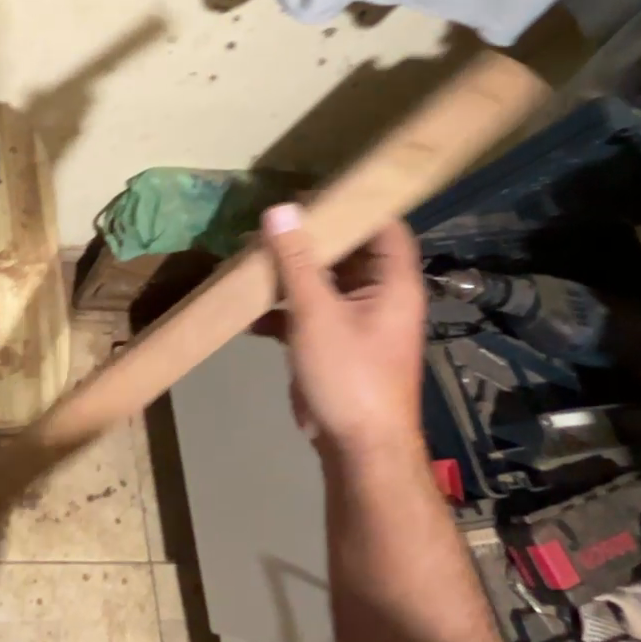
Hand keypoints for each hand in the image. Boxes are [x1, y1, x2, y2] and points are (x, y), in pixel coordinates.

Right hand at [257, 203, 427, 459]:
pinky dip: (279, 311)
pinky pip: (305, 315)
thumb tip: (280, 210)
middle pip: (347, 254)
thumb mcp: (317, 313)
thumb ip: (296, 261)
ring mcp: (355, 324)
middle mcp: (379, 298)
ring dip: (288, 274)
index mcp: (392, 285)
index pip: (384, 229)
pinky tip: (247, 313)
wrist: (358, 448)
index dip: (355, 206)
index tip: (312, 193)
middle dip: (308, 240)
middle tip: (268, 222)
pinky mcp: (333, 346)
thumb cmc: (349, 375)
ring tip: (249, 259)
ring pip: (322, 284)